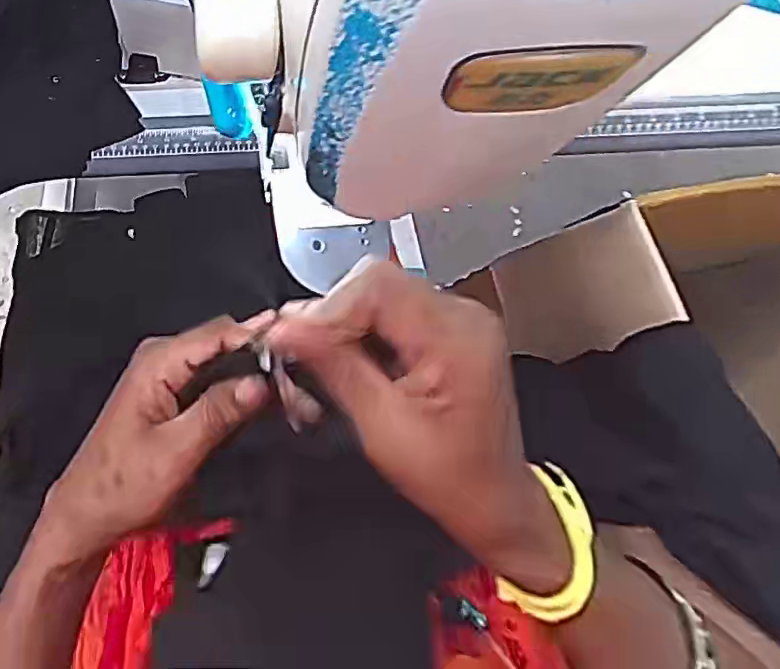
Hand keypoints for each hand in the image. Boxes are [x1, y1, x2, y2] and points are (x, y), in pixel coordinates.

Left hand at [37, 315, 272, 562]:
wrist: (87, 513)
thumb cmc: (118, 486)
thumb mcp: (175, 452)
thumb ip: (217, 413)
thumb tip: (257, 384)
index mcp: (157, 363)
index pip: (219, 332)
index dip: (258, 339)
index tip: (292, 353)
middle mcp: (159, 360)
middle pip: (222, 341)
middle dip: (259, 358)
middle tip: (293, 383)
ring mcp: (164, 375)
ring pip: (219, 360)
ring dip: (250, 375)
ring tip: (283, 395)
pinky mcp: (170, 392)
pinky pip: (210, 377)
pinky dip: (235, 388)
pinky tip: (255, 404)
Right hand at [264, 259, 570, 590]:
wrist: (492, 499)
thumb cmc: (452, 477)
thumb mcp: (382, 427)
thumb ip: (333, 367)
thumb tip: (287, 329)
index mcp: (456, 338)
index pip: (376, 286)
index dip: (327, 308)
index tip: (295, 336)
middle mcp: (462, 316)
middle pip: (374, 282)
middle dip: (332, 314)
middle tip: (304, 349)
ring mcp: (456, 315)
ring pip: (376, 289)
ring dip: (343, 320)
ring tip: (329, 359)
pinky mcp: (444, 321)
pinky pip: (389, 304)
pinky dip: (361, 326)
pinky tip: (355, 357)